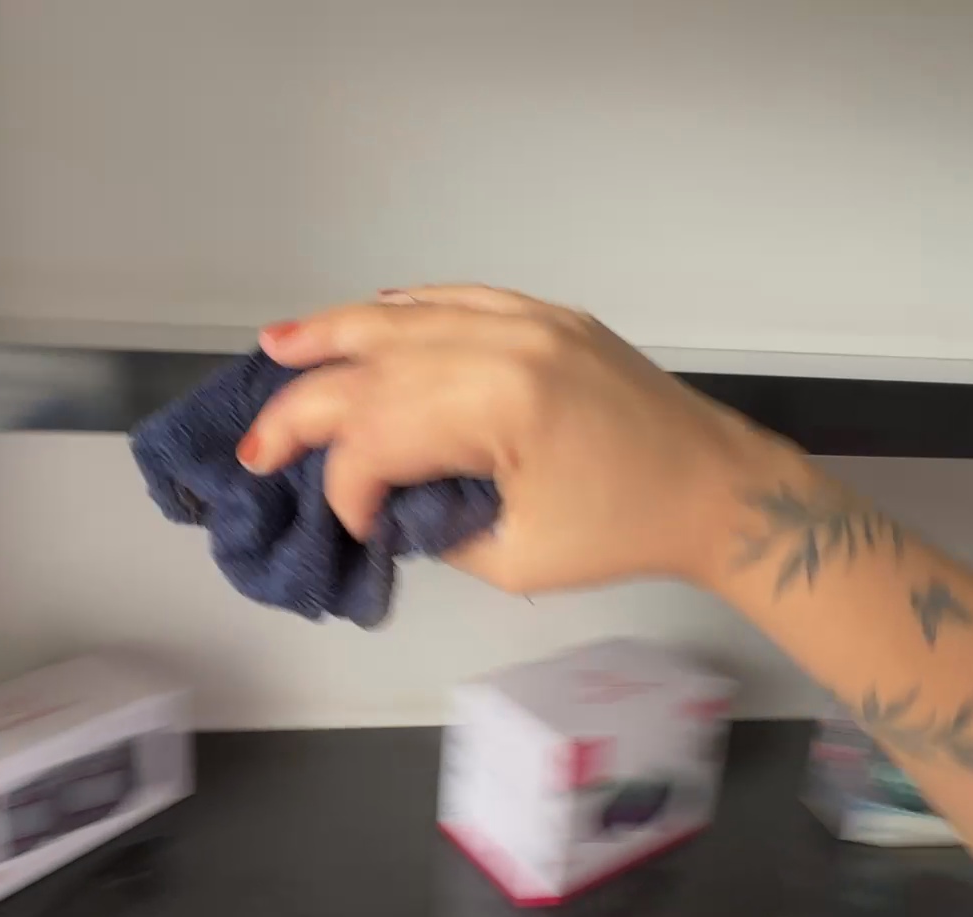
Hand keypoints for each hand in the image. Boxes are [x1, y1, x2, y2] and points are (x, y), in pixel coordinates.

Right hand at [238, 285, 803, 592]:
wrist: (718, 491)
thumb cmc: (623, 535)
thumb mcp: (514, 560)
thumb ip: (435, 527)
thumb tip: (387, 505)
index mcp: (501, 405)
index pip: (381, 439)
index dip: (346, 489)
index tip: (350, 526)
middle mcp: (506, 343)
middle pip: (374, 369)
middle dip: (305, 411)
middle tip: (254, 443)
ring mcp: (529, 319)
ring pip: (404, 317)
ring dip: (332, 333)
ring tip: (276, 346)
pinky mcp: (547, 317)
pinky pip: (457, 299)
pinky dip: (404, 308)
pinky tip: (368, 314)